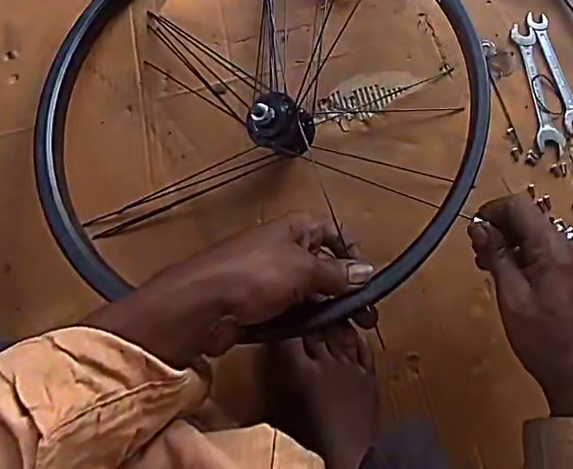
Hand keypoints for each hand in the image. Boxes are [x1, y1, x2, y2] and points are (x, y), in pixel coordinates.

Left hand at [85, 212, 374, 367]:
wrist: (204, 305)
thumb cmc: (253, 274)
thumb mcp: (302, 269)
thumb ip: (336, 273)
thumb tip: (367, 271)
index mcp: (296, 229)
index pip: (333, 232)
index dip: (352, 252)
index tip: (368, 280)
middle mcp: (287, 249)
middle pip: (326, 267)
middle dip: (348, 292)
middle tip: (368, 320)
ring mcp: (274, 279)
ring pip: (313, 295)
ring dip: (333, 315)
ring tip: (350, 338)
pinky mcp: (264, 306)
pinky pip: (295, 314)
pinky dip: (312, 326)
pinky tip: (326, 343)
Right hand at [469, 195, 572, 416]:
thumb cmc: (544, 341)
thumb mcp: (511, 296)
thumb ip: (495, 254)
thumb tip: (477, 225)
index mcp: (553, 248)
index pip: (518, 205)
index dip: (491, 210)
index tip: (474, 231)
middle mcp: (566, 246)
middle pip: (526, 215)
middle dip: (498, 225)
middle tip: (479, 251)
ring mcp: (572, 259)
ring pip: (532, 230)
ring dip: (508, 238)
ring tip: (489, 263)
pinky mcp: (571, 272)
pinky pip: (541, 246)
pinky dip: (521, 251)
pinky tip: (508, 273)